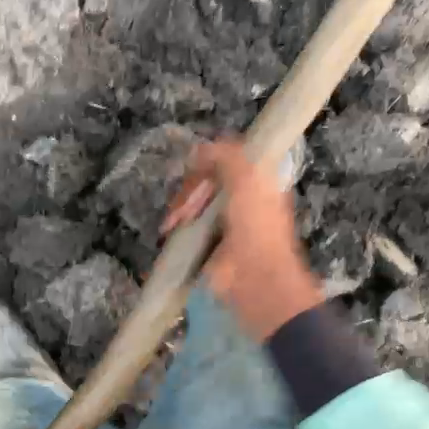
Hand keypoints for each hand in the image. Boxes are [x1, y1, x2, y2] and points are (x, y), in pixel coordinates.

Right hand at [161, 139, 323, 341]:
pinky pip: (187, 228)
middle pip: (206, 183)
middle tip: (184, 204)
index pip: (226, 161)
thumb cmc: (256, 227)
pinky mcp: (209, 246)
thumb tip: (199, 149)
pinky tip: (171, 230)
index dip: (208, 161)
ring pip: (194, 204)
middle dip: (190, 189)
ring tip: (175, 221)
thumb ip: (226, 156)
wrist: (255, 279)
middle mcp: (241, 201)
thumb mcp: (247, 180)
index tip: (192, 167)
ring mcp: (224, 225)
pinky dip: (176, 226)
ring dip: (181, 208)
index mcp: (257, 183)